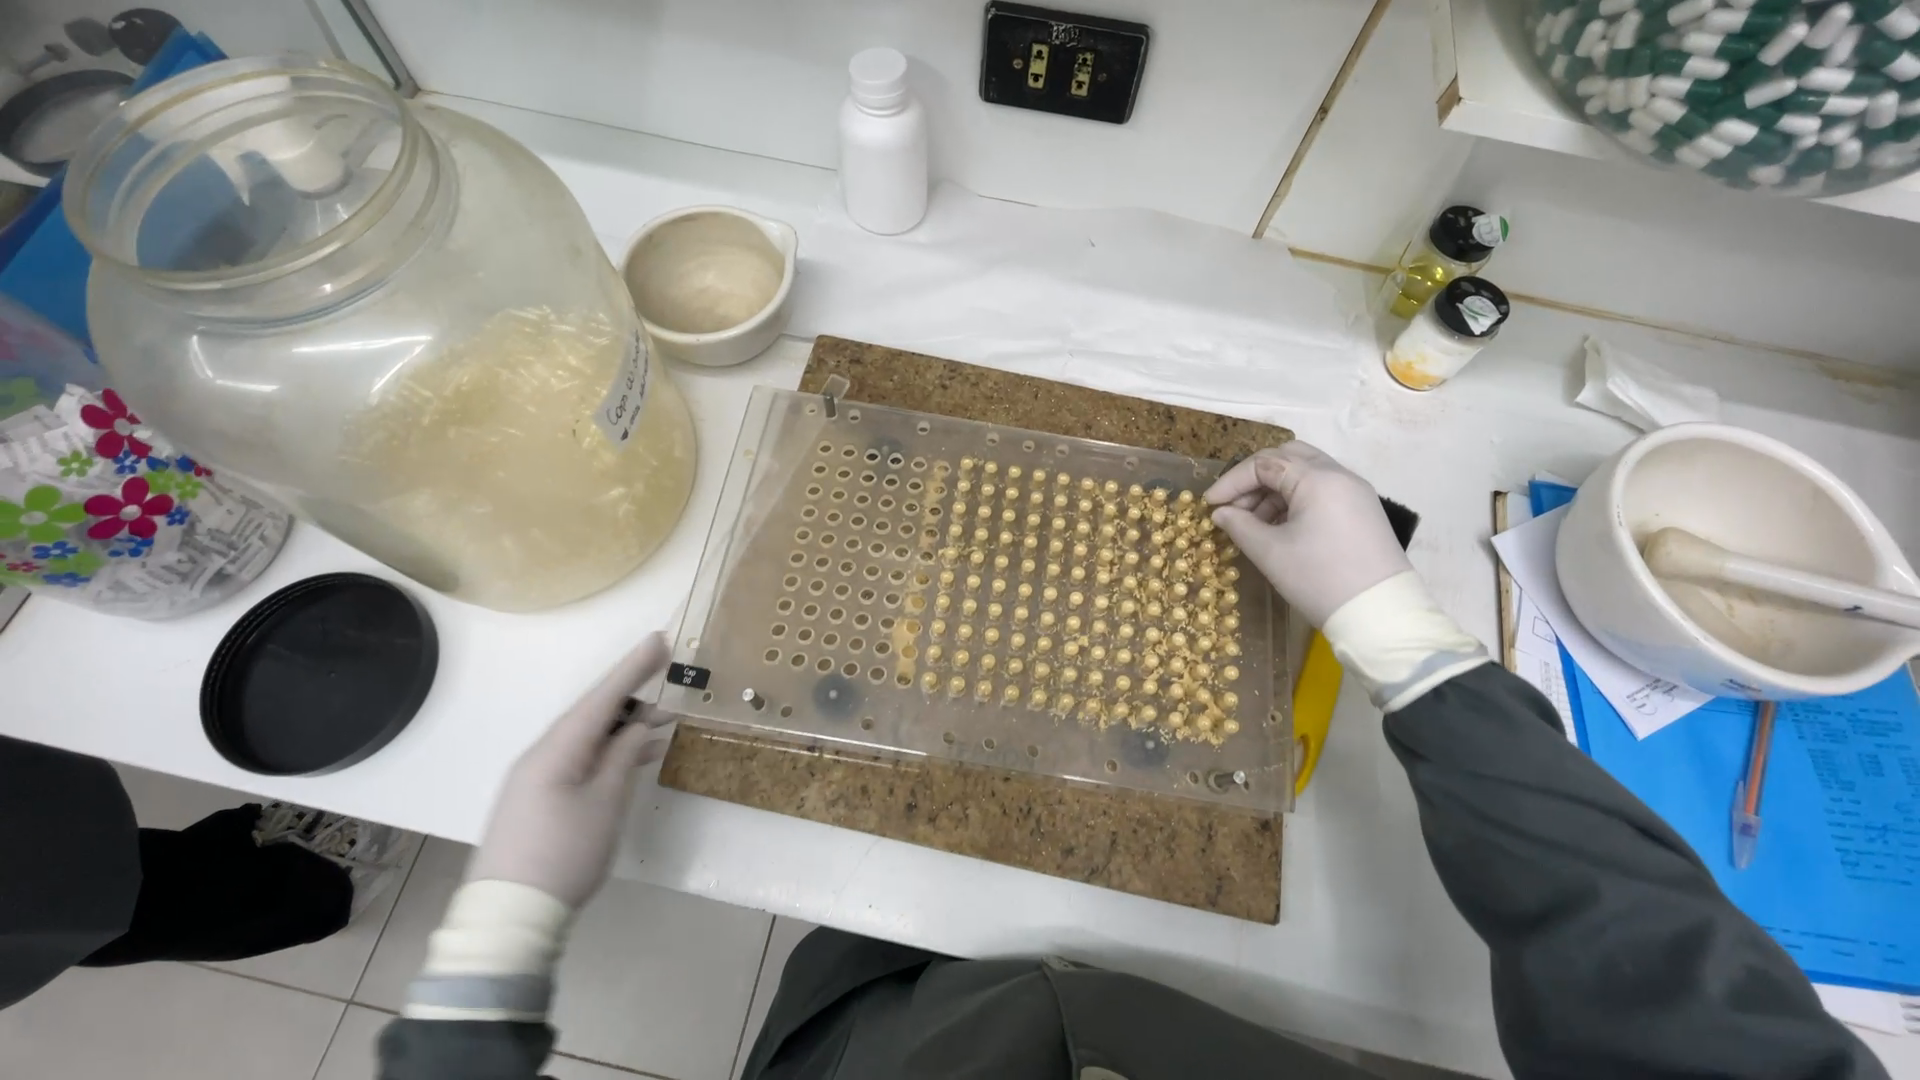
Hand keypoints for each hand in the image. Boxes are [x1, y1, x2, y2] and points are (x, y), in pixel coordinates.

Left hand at [466, 633, 674, 908]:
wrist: (509, 918)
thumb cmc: (564, 854)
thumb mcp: (604, 803)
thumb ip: (622, 757)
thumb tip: (638, 726)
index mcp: (555, 750)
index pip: (601, 698)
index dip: (632, 668)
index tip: (660, 640)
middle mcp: (541, 755)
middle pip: (591, 715)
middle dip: (631, 697)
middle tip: (670, 681)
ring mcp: (536, 778)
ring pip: (587, 738)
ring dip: (624, 727)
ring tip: (663, 719)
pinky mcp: (538, 799)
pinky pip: (580, 759)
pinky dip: (609, 751)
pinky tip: (636, 755)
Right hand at [1205, 442, 1411, 627]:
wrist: (1379, 614)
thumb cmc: (1319, 579)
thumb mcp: (1271, 552)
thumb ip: (1240, 526)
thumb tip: (1221, 513)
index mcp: (1318, 479)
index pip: (1264, 463)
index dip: (1231, 481)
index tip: (1210, 505)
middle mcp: (1340, 475)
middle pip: (1288, 457)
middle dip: (1254, 479)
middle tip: (1234, 506)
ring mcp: (1354, 492)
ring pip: (1305, 474)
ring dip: (1274, 491)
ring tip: (1254, 524)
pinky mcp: (1361, 511)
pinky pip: (1321, 491)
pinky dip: (1294, 501)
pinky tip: (1279, 528)